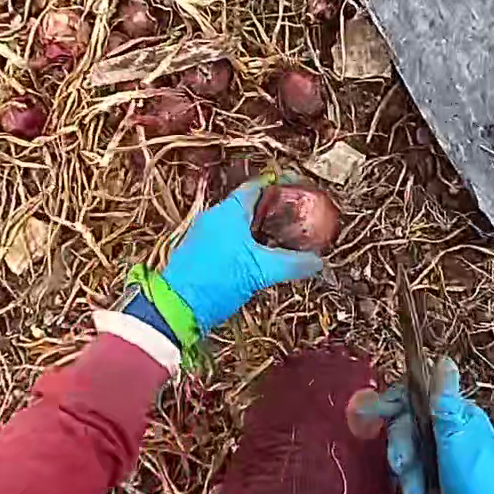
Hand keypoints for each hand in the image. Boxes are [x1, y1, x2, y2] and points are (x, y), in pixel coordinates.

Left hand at [160, 175, 324, 331]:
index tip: (296, 187)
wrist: (175, 309)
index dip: (278, 184)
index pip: (257, 186)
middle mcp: (215, 217)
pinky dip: (247, 242)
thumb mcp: (261, 270)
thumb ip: (292, 264)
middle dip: (273, 209)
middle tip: (295, 215)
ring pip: (239, 223)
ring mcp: (205, 235)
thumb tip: (318, 261)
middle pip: (249, 204)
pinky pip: (229, 239)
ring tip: (283, 237)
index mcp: (230, 211)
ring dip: (260, 228)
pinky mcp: (200, 253)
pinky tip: (259, 258)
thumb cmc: (216, 279)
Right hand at [351, 358, 493, 493]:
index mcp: (456, 414)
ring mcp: (444, 460)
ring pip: (410, 458)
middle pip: (408, 427)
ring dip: (408, 479)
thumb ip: (444, 402)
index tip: (370, 412)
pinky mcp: (440, 487)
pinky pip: (415, 482)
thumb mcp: (457, 440)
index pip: (416, 396)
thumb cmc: (481, 484)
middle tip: (402, 466)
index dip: (392, 402)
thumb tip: (444, 359)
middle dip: (402, 449)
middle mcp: (449, 432)